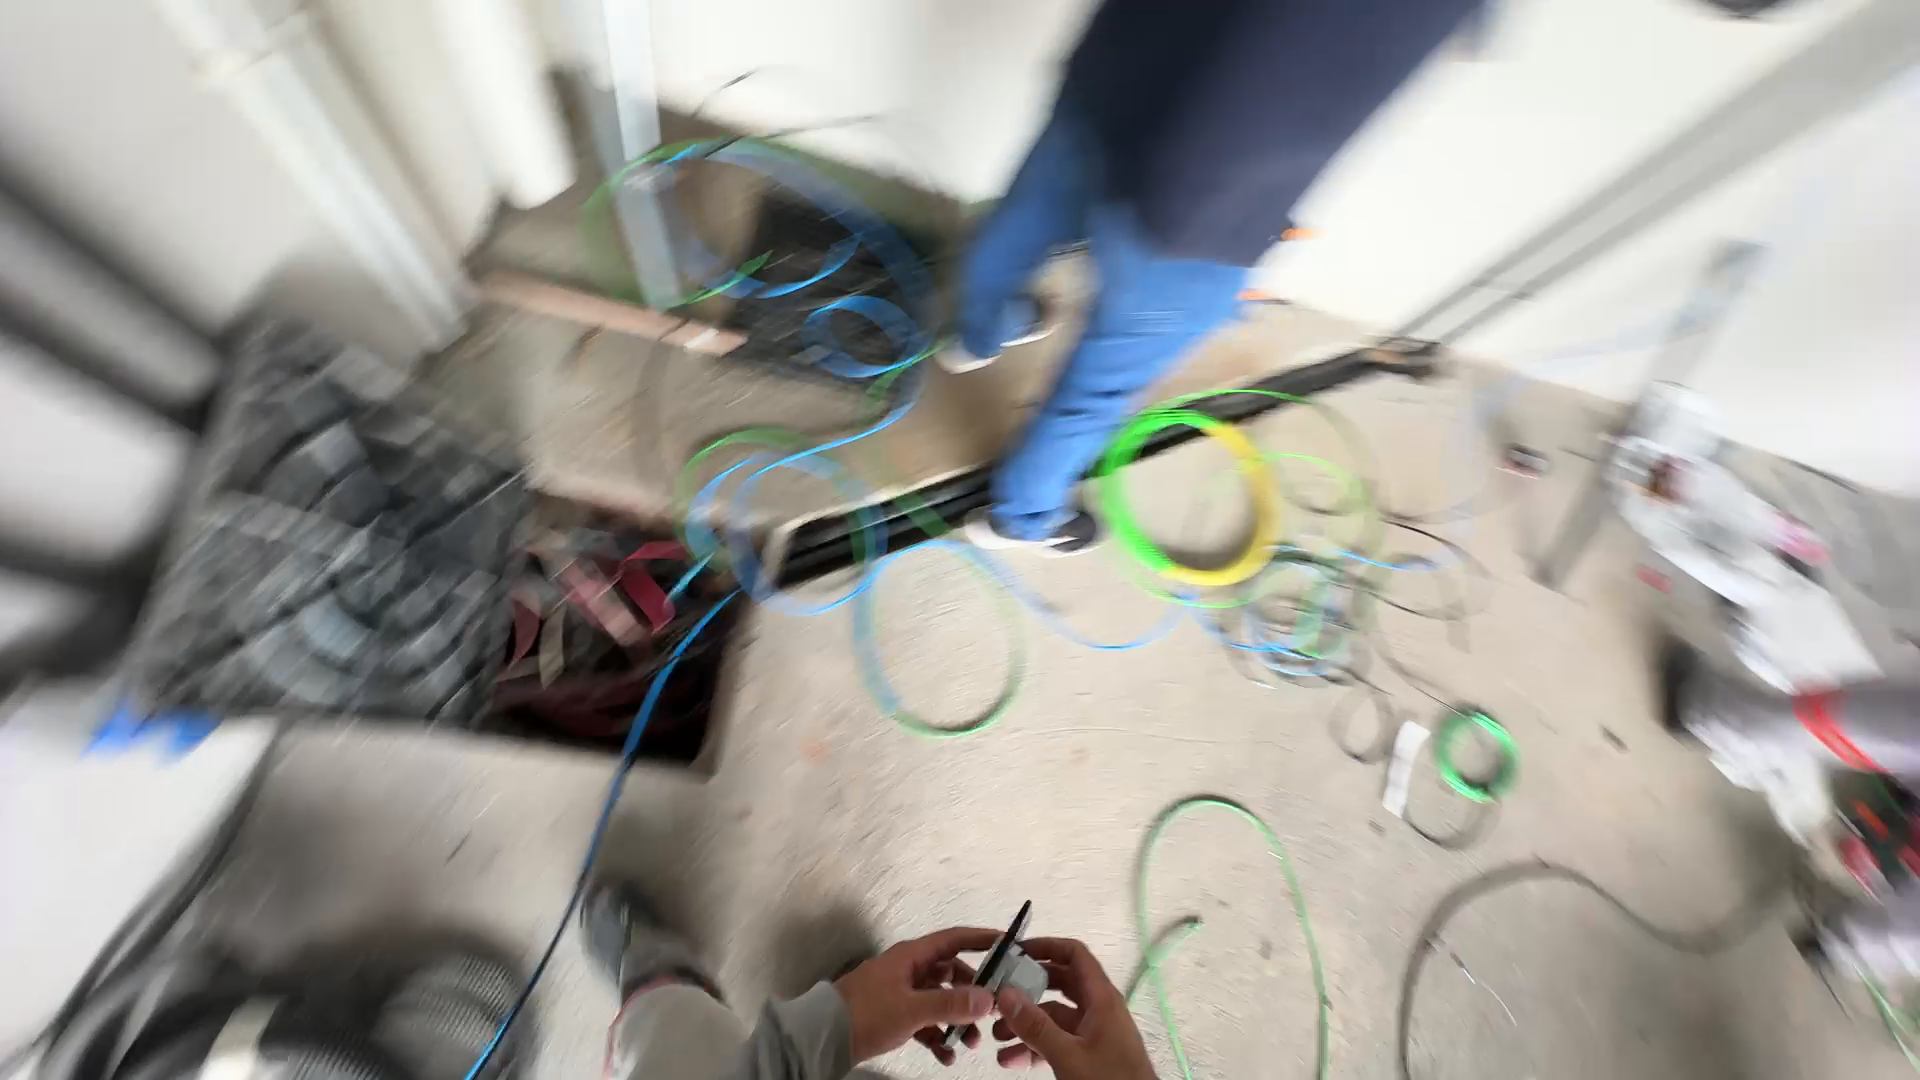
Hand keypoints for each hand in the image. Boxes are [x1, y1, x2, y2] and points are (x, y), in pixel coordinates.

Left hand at [833, 926, 998, 1064]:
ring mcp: (902, 991)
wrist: (824, 1036)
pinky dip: (938, 1035)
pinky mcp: (894, 1014)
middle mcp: (910, 968)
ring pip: (939, 1000)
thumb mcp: (911, 1009)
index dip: (980, 938)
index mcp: (913, 955)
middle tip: (992, 1011)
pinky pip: (925, 1020)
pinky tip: (947, 1055)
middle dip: (972, 993)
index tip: (1006, 943)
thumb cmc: (867, 1012)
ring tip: (970, 1043)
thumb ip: (949, 1004)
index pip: (954, 939)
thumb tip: (987, 998)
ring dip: (956, 1019)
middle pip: (950, 973)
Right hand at [990, 938, 1154, 1078]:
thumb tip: (1005, 993)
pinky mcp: (1092, 1057)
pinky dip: (1037, 1047)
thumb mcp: (1069, 1055)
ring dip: (1027, 1025)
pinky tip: (1014, 1060)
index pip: (1074, 954)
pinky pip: (1060, 1041)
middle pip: (1060, 984)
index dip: (1047, 947)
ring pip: (1056, 1017)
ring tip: (997, 1037)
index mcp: (1101, 997)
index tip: (1017, 953)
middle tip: (1001, 995)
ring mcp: (1096, 1034)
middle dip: (1028, 991)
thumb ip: (1036, 1026)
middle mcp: (1099, 1009)